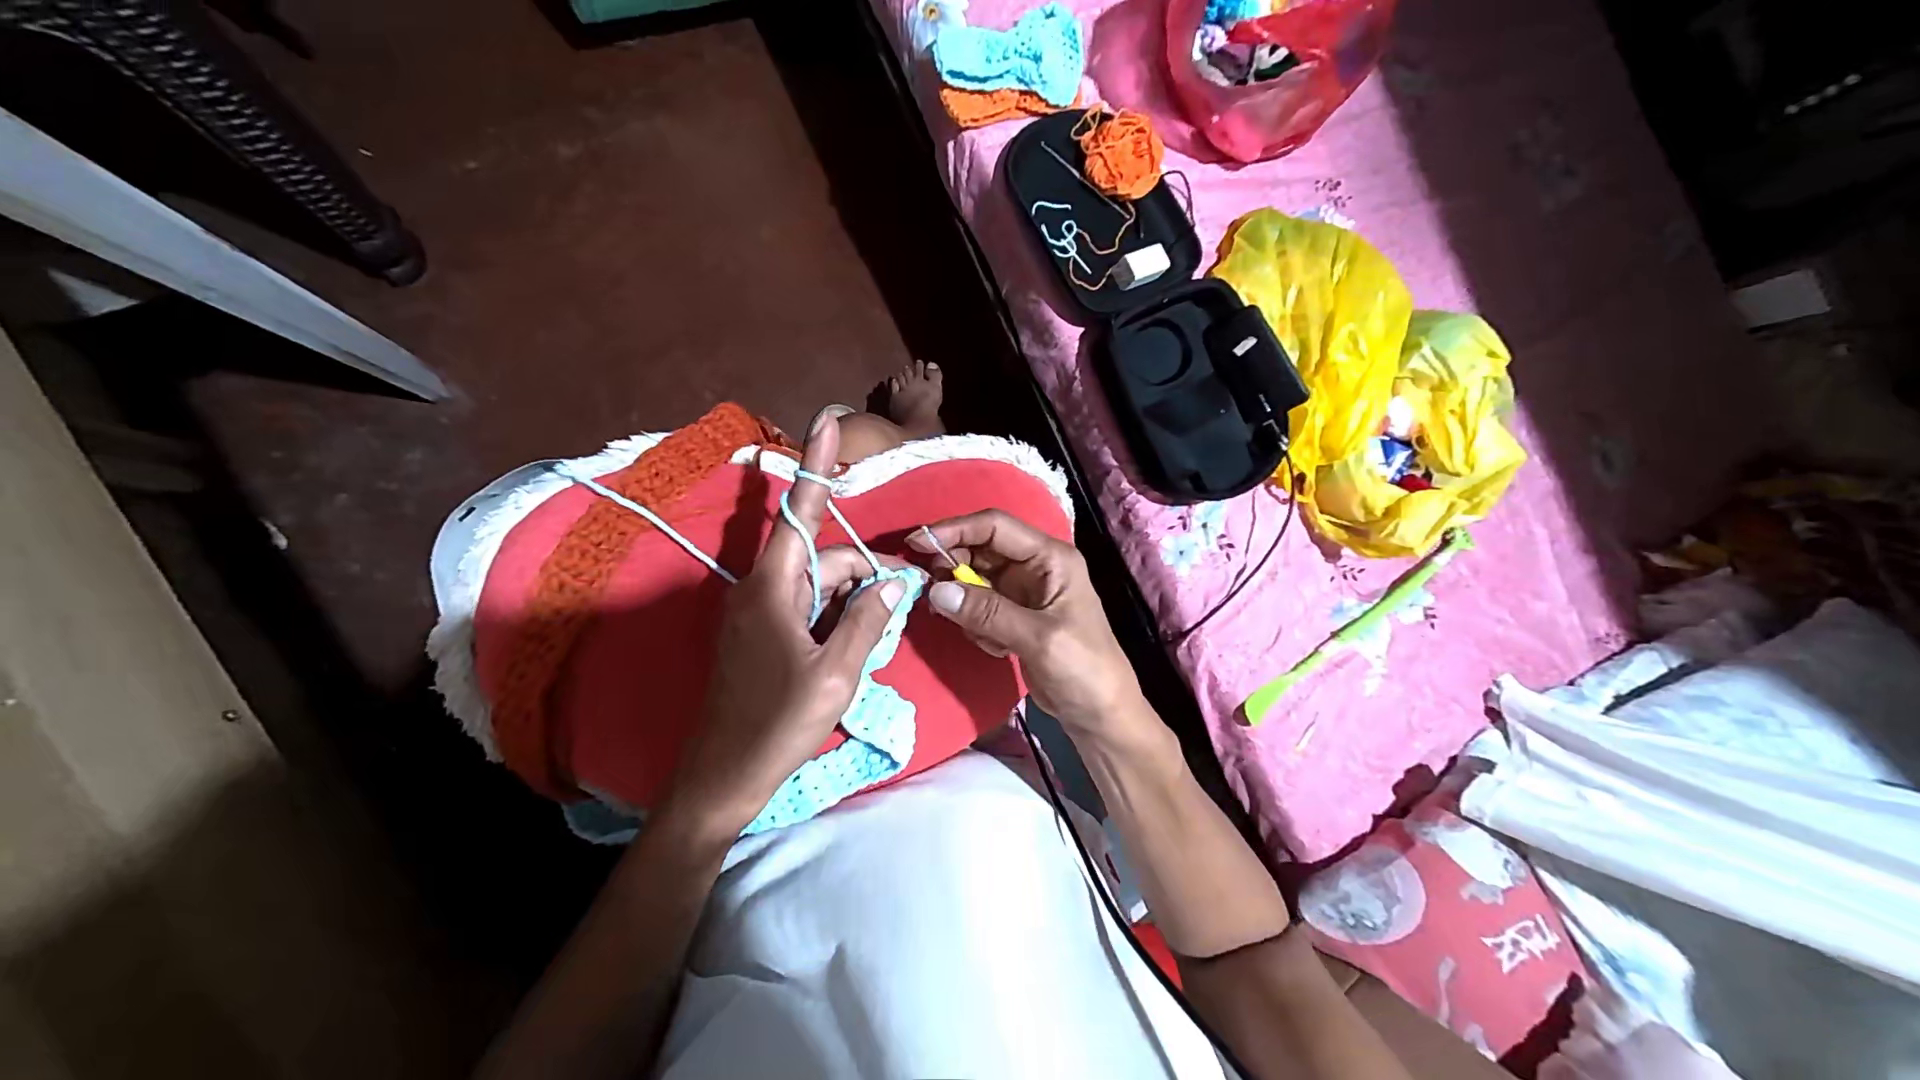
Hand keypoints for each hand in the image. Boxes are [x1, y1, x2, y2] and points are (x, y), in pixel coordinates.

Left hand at [665, 416, 913, 837]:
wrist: (723, 777)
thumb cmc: (778, 723)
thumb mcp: (836, 672)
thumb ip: (866, 621)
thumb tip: (891, 583)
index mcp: (773, 588)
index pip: (801, 512)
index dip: (819, 465)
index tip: (827, 420)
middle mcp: (760, 589)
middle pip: (823, 558)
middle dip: (861, 576)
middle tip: (890, 612)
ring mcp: (756, 612)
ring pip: (817, 585)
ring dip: (849, 604)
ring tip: (865, 647)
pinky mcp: (758, 634)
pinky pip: (805, 607)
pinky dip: (832, 619)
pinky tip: (846, 650)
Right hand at [909, 510, 1147, 741]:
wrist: (1100, 714)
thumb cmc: (1083, 669)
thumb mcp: (1037, 638)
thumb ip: (987, 612)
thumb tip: (936, 591)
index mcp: (1050, 557)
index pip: (995, 526)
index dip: (955, 529)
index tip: (917, 543)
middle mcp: (1035, 566)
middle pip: (980, 549)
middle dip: (952, 567)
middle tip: (929, 592)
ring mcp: (1023, 591)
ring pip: (975, 579)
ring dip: (964, 602)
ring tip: (974, 632)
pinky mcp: (1014, 616)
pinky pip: (978, 606)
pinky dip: (975, 623)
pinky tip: (995, 648)